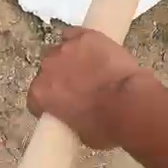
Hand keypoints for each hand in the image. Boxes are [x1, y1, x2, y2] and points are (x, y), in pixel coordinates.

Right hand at [26, 28, 155, 149]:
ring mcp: (66, 48)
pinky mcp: (85, 36)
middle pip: (48, 69)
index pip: (36, 95)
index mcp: (40, 93)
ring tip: (91, 68)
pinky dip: (80, 41)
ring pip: (62, 50)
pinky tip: (91, 48)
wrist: (131, 105)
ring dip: (71, 58)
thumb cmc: (107, 126)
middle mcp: (46, 67)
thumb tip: (73, 113)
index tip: (60, 105)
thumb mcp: (80, 133)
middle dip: (60, 77)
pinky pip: (75, 34)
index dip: (48, 100)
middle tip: (79, 87)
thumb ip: (68, 117)